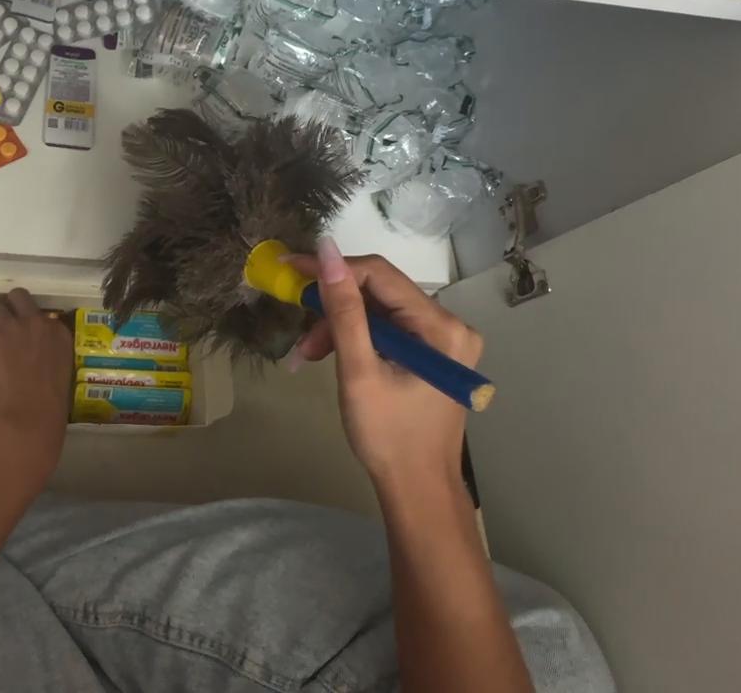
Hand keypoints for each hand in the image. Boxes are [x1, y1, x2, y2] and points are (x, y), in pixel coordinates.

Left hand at [0, 289, 73, 481]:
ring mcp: (10, 327)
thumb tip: (35, 366)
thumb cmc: (50, 409)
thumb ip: (49, 361)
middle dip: (8, 305)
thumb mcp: (60, 377)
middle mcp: (36, 323)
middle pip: (19, 297)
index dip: (30, 324)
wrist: (28, 418)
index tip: (23, 335)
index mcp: (59, 334)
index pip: (43, 317)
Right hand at [286, 237, 482, 494]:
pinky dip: (355, 338)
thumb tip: (326, 251)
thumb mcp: (358, 371)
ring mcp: (443, 340)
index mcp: (441, 328)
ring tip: (309, 355)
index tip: (289, 269)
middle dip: (333, 307)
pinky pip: (386, 327)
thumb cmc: (388, 436)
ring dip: (339, 326)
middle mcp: (450, 325)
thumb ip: (343, 310)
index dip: (333, 268)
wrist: (417, 489)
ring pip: (378, 310)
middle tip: (300, 331)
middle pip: (379, 291)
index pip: (380, 274)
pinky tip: (330, 356)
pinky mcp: (431, 352)